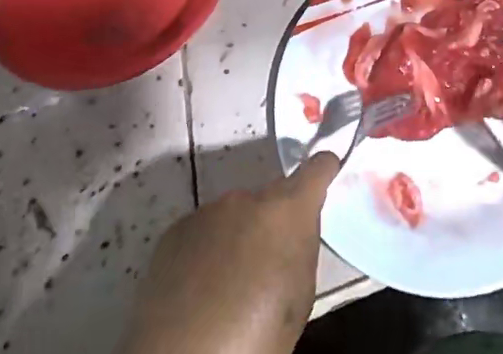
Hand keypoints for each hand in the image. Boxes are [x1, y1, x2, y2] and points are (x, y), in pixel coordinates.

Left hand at [119, 153, 339, 353]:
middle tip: (268, 262)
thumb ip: (300, 248)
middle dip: (274, 220)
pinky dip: (208, 250)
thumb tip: (292, 235)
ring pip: (235, 214)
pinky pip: (204, 231)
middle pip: (271, 197)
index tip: (326, 177)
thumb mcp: (300, 295)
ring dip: (239, 235)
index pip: (317, 169)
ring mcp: (209, 211)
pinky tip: (199, 288)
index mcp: (288, 210)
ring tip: (228, 282)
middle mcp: (249, 198)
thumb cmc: (257, 334)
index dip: (323, 172)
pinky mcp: (176, 231)